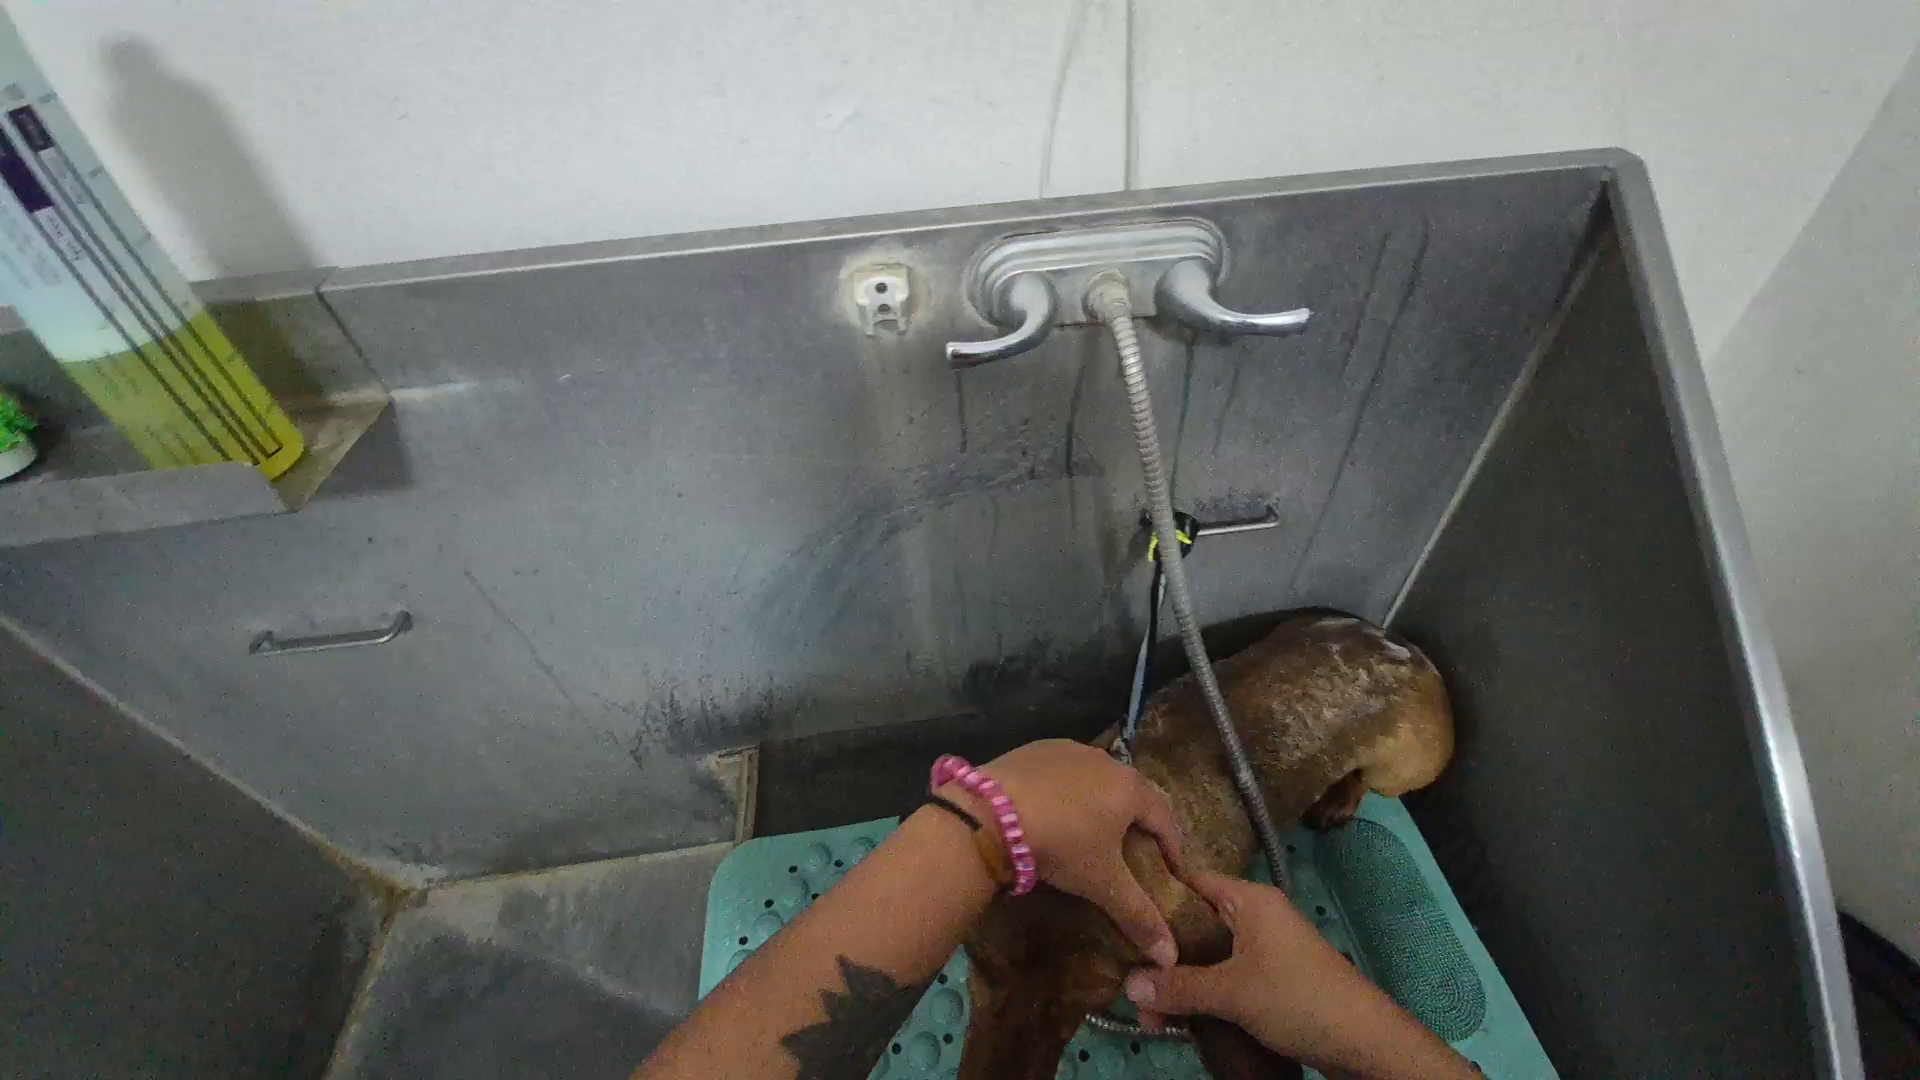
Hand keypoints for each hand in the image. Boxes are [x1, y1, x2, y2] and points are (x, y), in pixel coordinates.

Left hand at [944, 739, 1184, 966]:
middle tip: (1137, 851)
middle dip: (1140, 822)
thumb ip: (1139, 916)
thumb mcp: (1102, 883)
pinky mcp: (1038, 748)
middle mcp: (1105, 760)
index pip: (1166, 818)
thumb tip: (1171, 957)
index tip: (1173, 874)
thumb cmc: (1062, 844)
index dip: (1173, 848)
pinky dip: (1070, 789)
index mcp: (1131, 788)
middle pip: (1134, 792)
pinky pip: (1066, 770)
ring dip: (1103, 802)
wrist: (994, 811)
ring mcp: (1070, 749)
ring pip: (1099, 777)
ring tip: (1096, 830)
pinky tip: (1057, 810)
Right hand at [1121, 873, 1478, 1079]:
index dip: (1154, 893)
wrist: (1371, 1046)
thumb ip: (1179, 987)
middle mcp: (1256, 915)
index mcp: (1248, 898)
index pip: (1189, 880)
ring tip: (1150, 1010)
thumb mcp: (1233, 992)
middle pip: (1196, 923)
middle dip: (1163, 953)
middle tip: (1128, 975)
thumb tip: (1126, 986)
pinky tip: (1182, 1017)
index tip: (1120, 911)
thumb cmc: (1299, 998)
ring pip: (1211, 955)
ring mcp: (1268, 948)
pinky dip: (1206, 992)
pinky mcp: (1276, 979)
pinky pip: (1228, 976)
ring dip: (1183, 980)